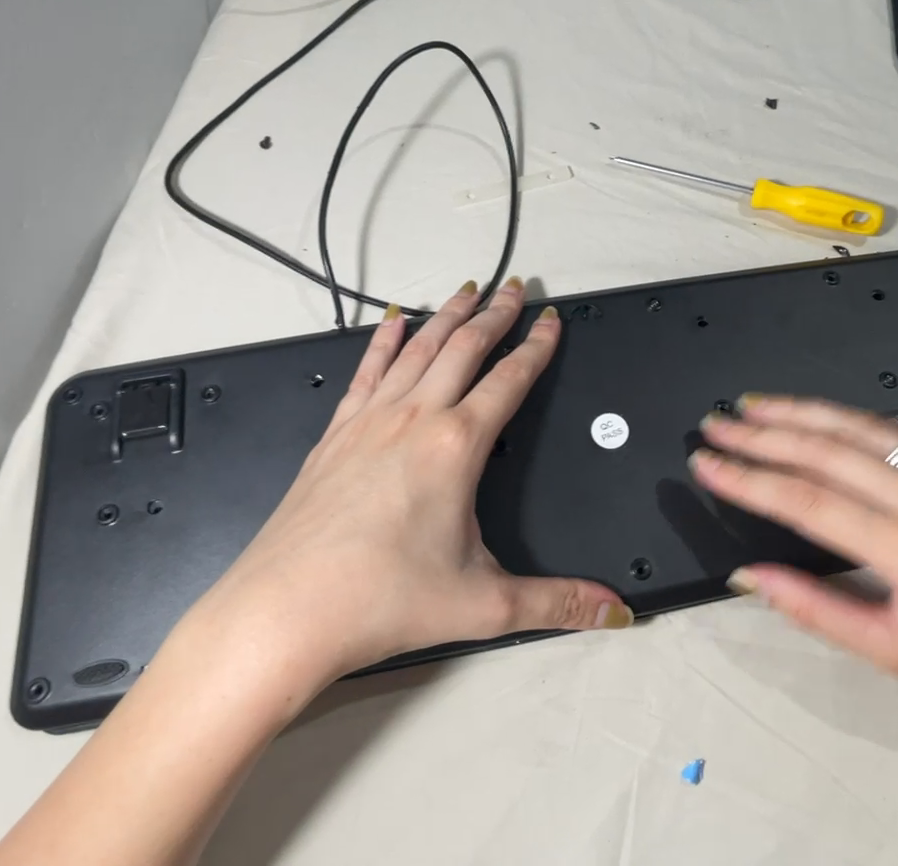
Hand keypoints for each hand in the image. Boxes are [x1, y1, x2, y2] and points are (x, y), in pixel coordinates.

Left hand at [179, 279, 632, 699]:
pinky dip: (383, 341)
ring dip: (446, 316)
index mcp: (456, 447)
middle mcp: (413, 419)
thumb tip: (612, 610)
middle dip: (495, 314)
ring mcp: (368, 421)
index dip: (536, 347)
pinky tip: (391, 322)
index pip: (509, 381)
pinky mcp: (335, 435)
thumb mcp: (483, 604)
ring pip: (416, 349)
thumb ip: (555, 602)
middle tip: (515, 286)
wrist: (285, 611)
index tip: (550, 320)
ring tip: (466, 290)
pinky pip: (366, 371)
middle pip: (463, 348)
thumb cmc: (380, 601)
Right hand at [691, 395, 897, 728]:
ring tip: (752, 405)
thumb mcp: (896, 655)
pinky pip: (895, 434)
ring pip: (862, 429)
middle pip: (829, 451)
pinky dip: (844, 420)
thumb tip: (748, 574)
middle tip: (714, 423)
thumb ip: (815, 608)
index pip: (809, 502)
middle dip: (763, 434)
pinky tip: (816, 417)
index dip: (749, 479)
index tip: (705, 463)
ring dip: (801, 412)